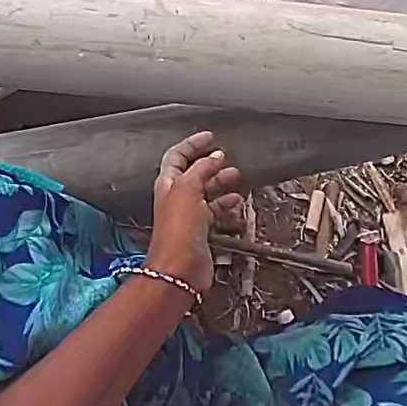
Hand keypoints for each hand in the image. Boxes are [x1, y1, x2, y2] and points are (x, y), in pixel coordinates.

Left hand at [147, 132, 245, 293]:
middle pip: (194, 172)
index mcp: (169, 183)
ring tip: (237, 177)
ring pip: (207, 191)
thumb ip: (202, 169)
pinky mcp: (201, 230)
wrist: (179, 269)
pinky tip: (236, 201)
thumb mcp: (188, 189)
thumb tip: (215, 155)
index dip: (192, 144)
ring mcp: (189, 214)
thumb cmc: (179, 228)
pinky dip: (226, 204)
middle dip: (211, 163)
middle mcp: (177, 196)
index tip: (209, 137)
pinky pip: (215, 212)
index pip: (177, 155)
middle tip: (228, 158)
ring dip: (221, 182)